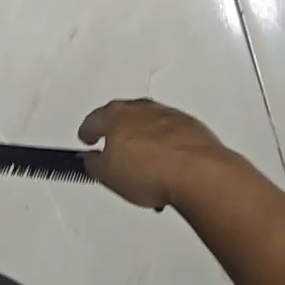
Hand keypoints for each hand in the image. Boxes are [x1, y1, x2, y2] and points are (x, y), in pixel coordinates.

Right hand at [77, 99, 227, 210]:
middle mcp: (140, 109)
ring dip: (145, 143)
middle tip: (116, 154)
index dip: (87, 132)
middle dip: (118, 136)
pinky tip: (170, 169)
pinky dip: (168, 148)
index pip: (93, 120)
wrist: (198, 174)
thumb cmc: (154, 170)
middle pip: (123, 120)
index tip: (86, 137)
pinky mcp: (190, 127)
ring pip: (149, 127)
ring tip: (148, 171)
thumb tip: (89, 161)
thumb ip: (92, 164)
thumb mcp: (108, 176)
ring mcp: (166, 116)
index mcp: (115, 115)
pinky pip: (172, 135)